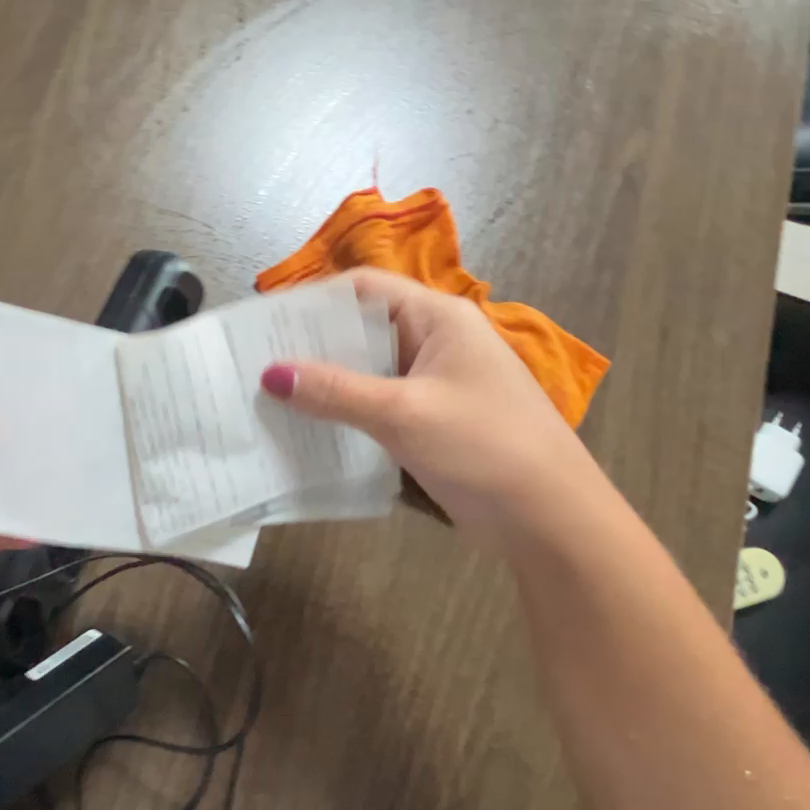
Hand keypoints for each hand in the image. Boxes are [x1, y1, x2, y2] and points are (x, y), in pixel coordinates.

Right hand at [260, 269, 609, 546]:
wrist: (552, 520)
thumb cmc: (483, 449)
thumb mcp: (403, 414)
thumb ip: (335, 391)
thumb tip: (270, 373)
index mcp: (439, 318)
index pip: (365, 289)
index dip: (313, 302)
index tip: (264, 326)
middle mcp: (438, 341)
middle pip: (364, 329)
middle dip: (313, 346)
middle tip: (257, 366)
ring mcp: (438, 383)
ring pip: (371, 371)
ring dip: (328, 384)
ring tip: (273, 399)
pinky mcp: (436, 421)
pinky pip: (382, 404)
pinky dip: (349, 412)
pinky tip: (313, 430)